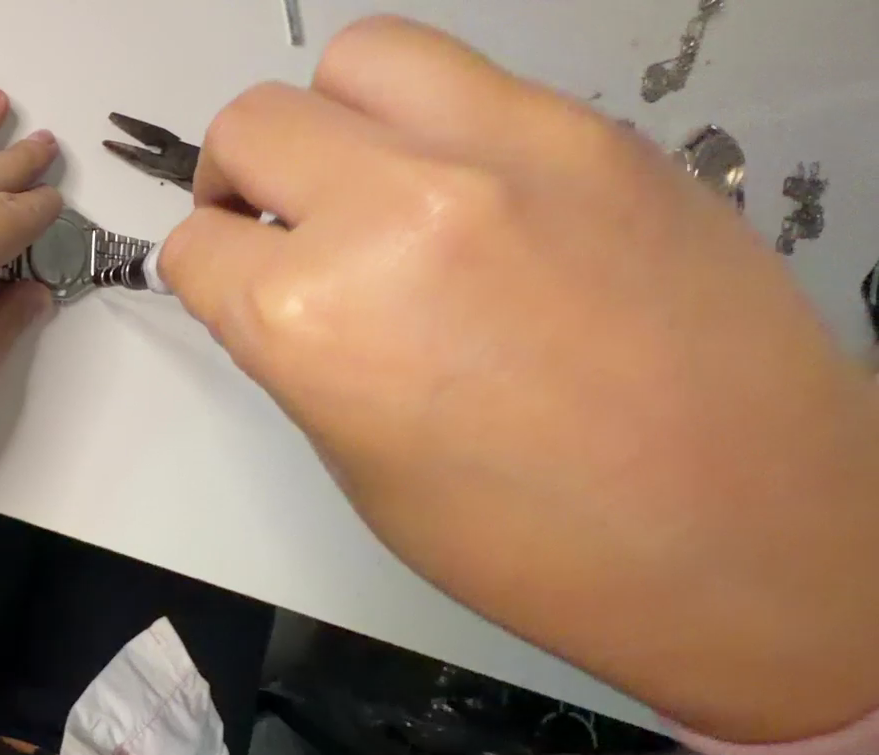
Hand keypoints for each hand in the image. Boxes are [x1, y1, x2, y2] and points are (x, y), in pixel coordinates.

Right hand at [163, 17, 878, 741]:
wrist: (723, 528)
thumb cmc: (508, 531)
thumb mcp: (346, 450)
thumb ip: (291, 346)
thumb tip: (272, 286)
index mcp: (307, 318)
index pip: (193, 245)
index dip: (200, 271)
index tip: (223, 286)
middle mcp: (390, 213)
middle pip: (251, 126)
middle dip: (236, 182)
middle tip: (268, 228)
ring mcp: (502, 153)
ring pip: (355, 60)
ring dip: (326, 122)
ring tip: (354, 186)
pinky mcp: (596, 132)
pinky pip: (466, 81)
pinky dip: (425, 125)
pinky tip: (456, 197)